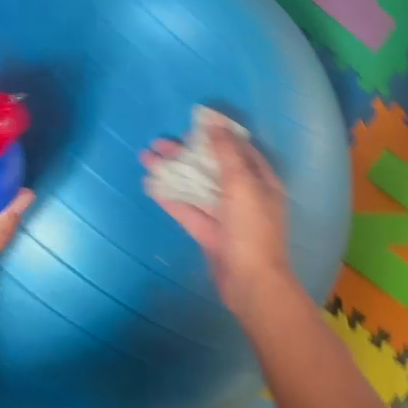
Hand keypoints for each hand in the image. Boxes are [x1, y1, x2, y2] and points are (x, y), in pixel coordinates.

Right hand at [141, 118, 293, 314]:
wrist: (252, 284)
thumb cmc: (252, 230)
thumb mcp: (242, 185)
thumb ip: (226, 153)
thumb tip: (215, 124)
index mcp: (261, 180)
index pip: (238, 149)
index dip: (216, 135)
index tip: (192, 123)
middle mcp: (245, 195)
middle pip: (212, 167)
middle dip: (185, 154)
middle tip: (157, 142)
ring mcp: (226, 215)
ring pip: (197, 188)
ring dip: (173, 173)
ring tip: (146, 158)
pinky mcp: (210, 233)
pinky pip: (189, 210)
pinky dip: (171, 197)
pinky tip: (151, 186)